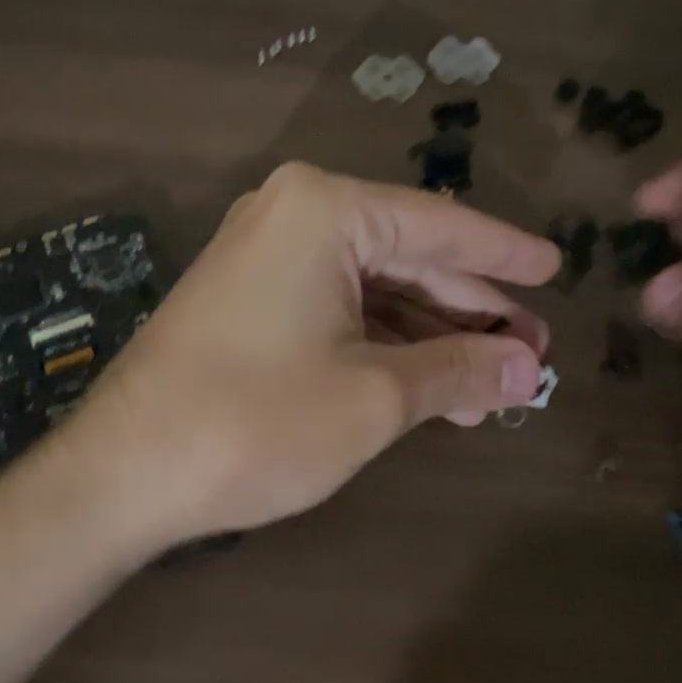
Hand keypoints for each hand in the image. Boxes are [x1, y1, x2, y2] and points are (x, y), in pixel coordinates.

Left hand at [71, 162, 558, 546]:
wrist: (124, 472)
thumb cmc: (256, 422)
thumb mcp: (375, 397)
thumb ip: (459, 370)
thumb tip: (529, 369)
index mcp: (325, 210)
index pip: (441, 226)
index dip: (504, 254)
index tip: (558, 267)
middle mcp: (291, 215)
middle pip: (407, 255)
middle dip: (471, 309)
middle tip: (532, 351)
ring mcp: (262, 256)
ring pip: (372, 288)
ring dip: (430, 336)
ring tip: (493, 383)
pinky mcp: (246, 300)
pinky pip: (335, 308)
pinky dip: (383, 344)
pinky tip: (428, 387)